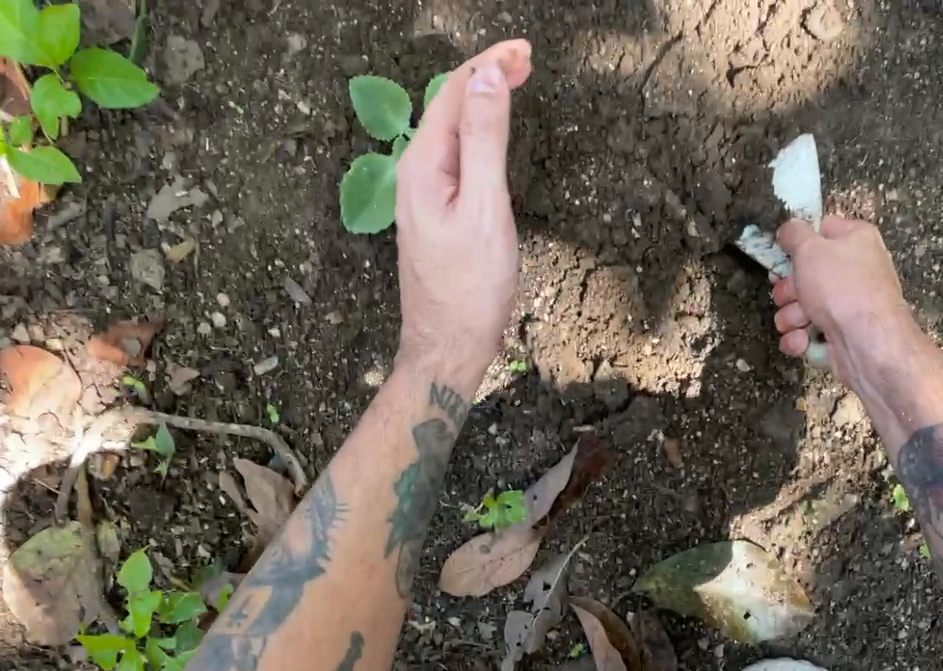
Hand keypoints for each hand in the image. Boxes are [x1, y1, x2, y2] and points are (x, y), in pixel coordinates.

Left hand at [394, 40, 533, 384]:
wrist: (448, 346)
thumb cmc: (471, 288)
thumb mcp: (484, 209)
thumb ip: (485, 141)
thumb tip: (488, 77)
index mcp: (423, 167)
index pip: (455, 94)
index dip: (490, 65)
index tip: (528, 53)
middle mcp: (414, 176)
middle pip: (449, 110)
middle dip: (486, 78)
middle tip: (527, 63)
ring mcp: (422, 199)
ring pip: (451, 136)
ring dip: (481, 106)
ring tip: (513, 87)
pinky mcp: (434, 219)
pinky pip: (454, 163)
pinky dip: (477, 139)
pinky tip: (492, 140)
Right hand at [771, 216, 908, 360]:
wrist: (866, 342)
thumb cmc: (842, 288)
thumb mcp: (811, 249)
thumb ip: (795, 233)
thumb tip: (789, 228)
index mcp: (854, 240)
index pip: (821, 231)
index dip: (798, 244)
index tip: (781, 256)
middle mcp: (853, 270)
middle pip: (804, 274)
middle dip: (788, 289)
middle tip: (790, 294)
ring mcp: (845, 305)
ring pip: (799, 307)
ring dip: (790, 316)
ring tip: (800, 322)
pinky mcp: (837, 335)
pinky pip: (805, 333)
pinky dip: (799, 339)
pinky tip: (803, 341)